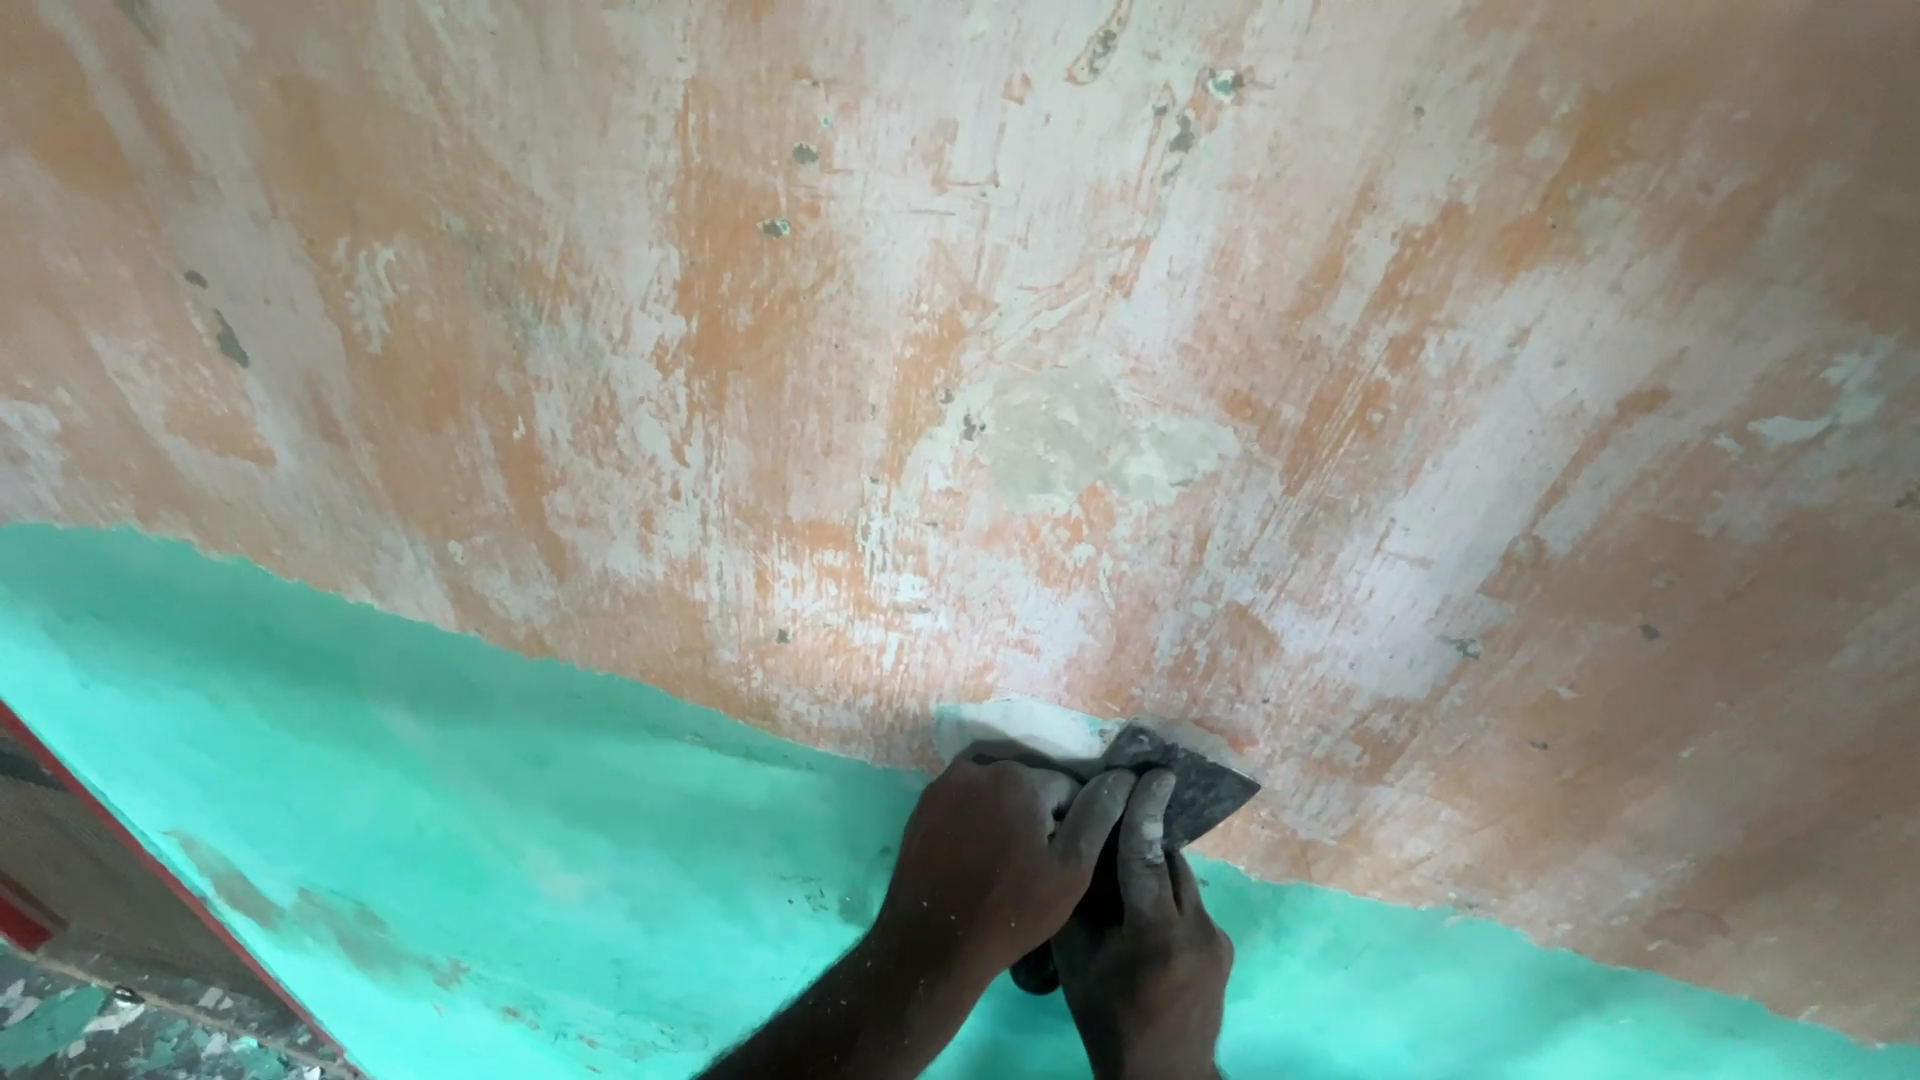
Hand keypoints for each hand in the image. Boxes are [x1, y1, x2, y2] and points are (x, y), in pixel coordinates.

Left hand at [872, 758, 1137, 981]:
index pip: (1066, 786)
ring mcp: (945, 784)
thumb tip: (1118, 779)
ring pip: (993, 790)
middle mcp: (978, 767)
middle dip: (1037, 812)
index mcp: (1018, 776)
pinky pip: (963, 801)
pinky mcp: (923, 804)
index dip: (1072, 822)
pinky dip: (975, 818)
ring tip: (1003, 858)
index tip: (1063, 857)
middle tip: (1034, 860)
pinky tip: (976, 855)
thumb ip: (1096, 817)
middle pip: (1026, 783)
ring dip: (1004, 812)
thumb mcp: (1070, 869)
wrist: (932, 942)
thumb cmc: (1011, 910)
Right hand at [1053, 770, 1232, 1079]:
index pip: (1150, 857)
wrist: (1163, 1077)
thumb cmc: (1108, 1017)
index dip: (1146, 812)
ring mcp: (1219, 940)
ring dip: (1155, 863)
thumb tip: (1078, 844)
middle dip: (1147, 833)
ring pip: (1183, 879)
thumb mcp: (1078, 959)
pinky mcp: (1226, 947)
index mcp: (1158, 935)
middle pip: (1173, 860)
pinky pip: (1190, 901)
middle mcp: (1200, 931)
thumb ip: (1082, 900)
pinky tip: (1143, 903)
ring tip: (1124, 858)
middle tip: (1120, 808)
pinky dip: (1166, 891)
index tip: (1153, 774)